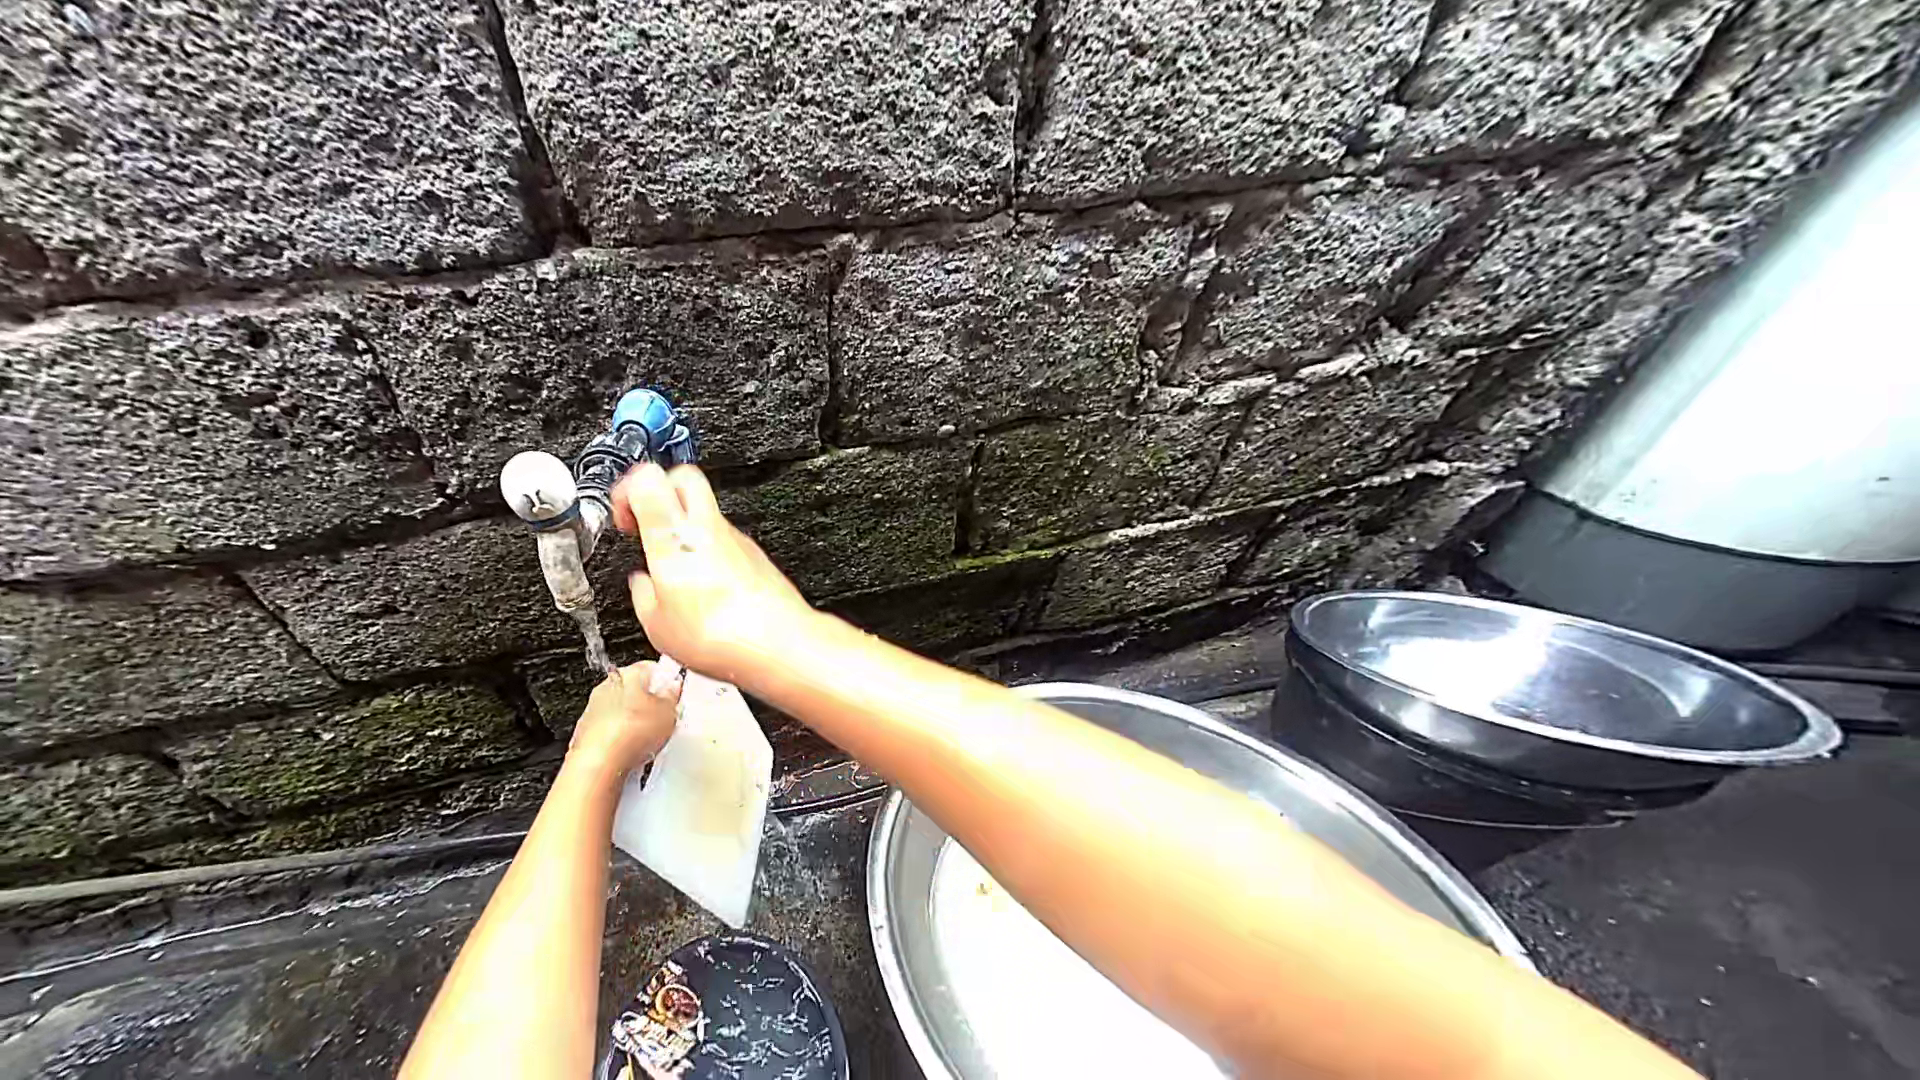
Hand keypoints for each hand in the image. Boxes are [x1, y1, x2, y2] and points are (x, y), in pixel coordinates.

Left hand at [566, 659, 681, 782]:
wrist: (599, 763)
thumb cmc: (630, 733)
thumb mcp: (670, 711)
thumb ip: (673, 696)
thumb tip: (673, 691)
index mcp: (628, 673)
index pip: (653, 667)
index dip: (668, 680)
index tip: (676, 692)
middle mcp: (606, 686)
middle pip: (635, 689)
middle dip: (650, 702)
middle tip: (665, 716)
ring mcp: (593, 710)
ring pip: (622, 710)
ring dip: (634, 720)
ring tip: (650, 737)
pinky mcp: (585, 734)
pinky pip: (611, 730)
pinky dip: (621, 737)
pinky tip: (634, 749)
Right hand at [611, 463, 814, 685]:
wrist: (777, 643)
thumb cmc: (720, 635)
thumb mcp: (657, 625)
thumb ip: (644, 596)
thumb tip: (643, 586)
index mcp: (673, 537)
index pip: (647, 478)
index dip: (627, 489)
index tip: (623, 517)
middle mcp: (707, 529)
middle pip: (684, 476)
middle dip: (660, 490)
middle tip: (647, 522)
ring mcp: (735, 539)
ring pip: (707, 509)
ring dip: (686, 524)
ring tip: (675, 561)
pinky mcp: (754, 555)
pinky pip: (726, 538)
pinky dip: (709, 547)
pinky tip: (704, 582)